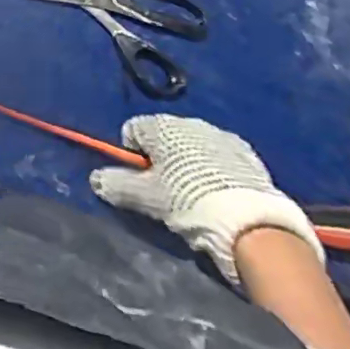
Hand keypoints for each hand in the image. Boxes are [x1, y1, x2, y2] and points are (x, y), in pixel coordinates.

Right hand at [90, 115, 322, 284]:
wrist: (254, 225)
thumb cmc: (188, 200)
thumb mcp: (145, 197)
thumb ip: (115, 185)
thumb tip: (95, 179)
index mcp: (162, 125)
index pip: (133, 130)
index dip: (133, 155)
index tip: (141, 180)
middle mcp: (191, 123)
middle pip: (165, 137)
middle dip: (162, 157)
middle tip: (167, 188)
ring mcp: (224, 138)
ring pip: (194, 147)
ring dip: (190, 162)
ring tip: (197, 192)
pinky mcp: (251, 157)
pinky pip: (222, 159)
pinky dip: (216, 171)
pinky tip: (221, 194)